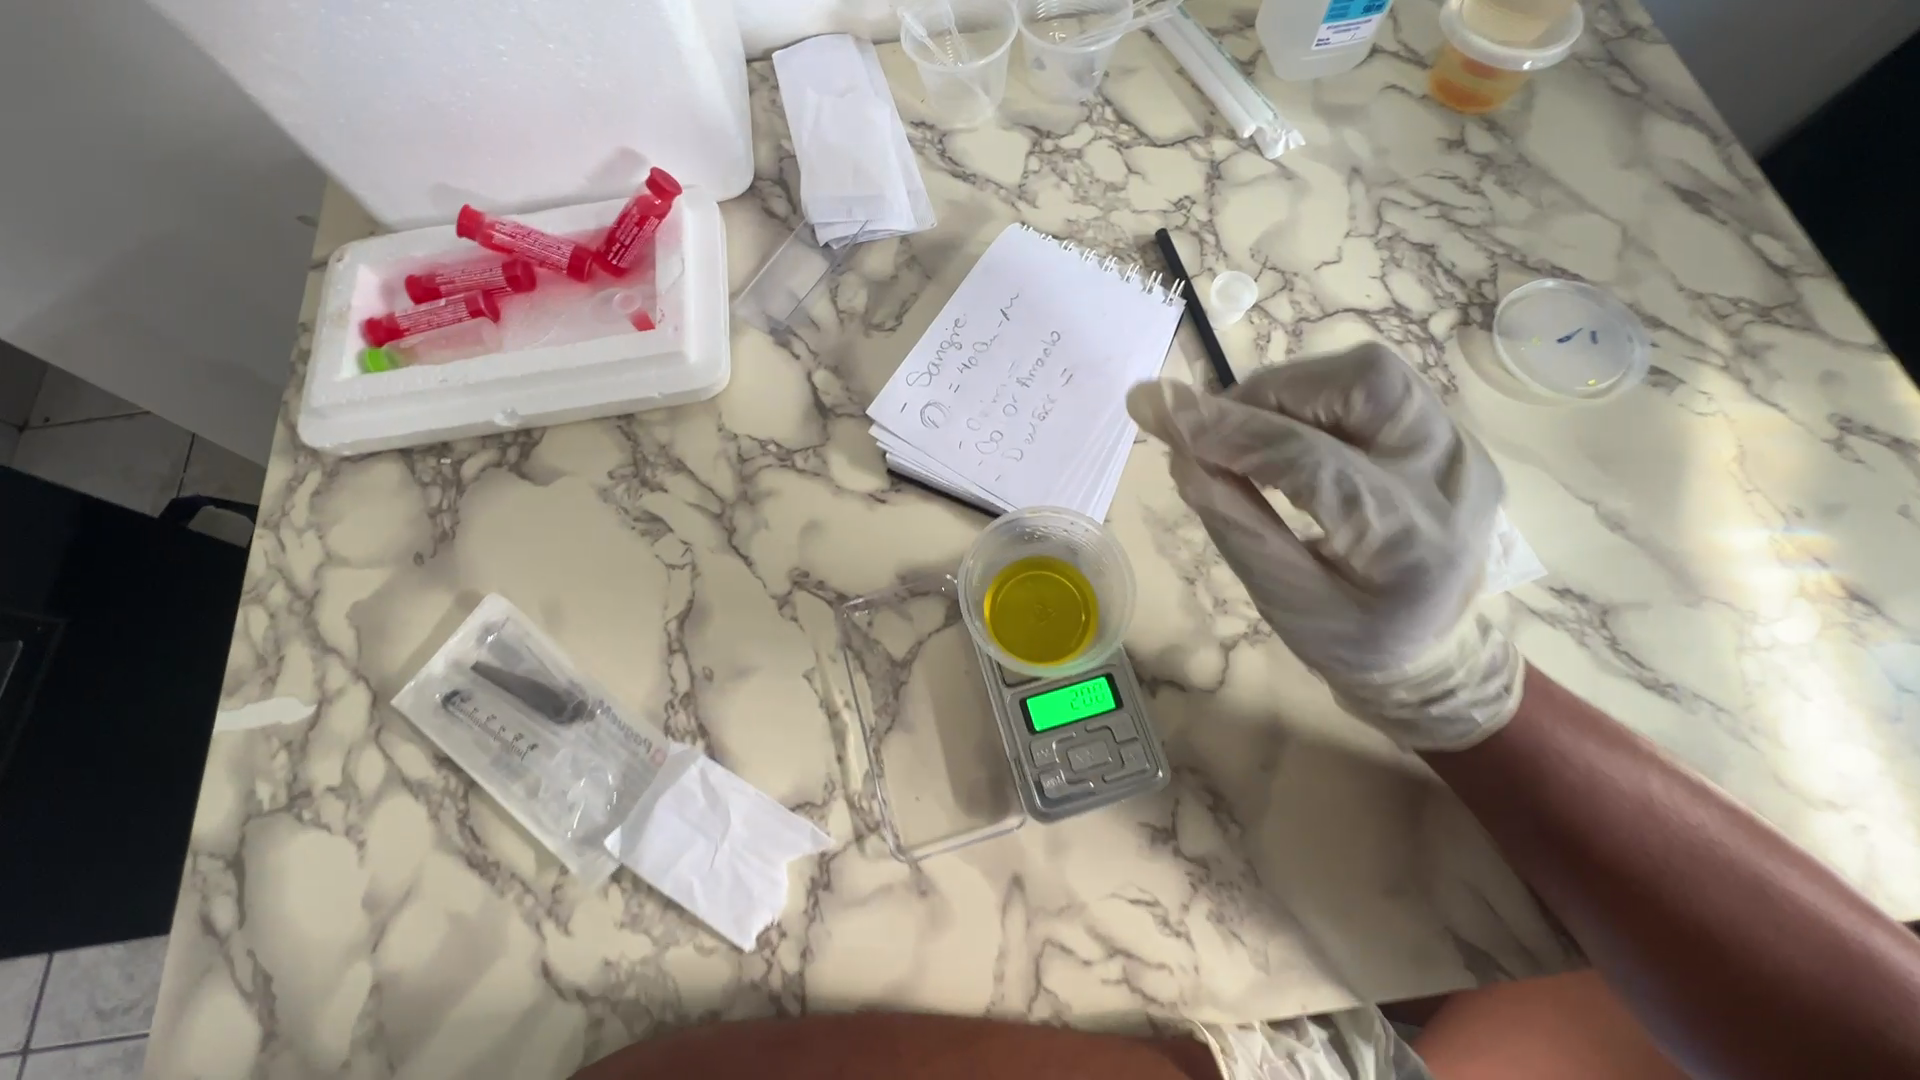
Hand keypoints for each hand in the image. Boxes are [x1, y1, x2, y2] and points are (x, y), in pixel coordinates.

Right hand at [1127, 342, 1521, 750]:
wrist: (1437, 656)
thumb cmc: (1351, 641)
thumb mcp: (1283, 601)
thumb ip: (1235, 525)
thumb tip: (1181, 456)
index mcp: (1403, 537)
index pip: (1303, 457)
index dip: (1223, 428)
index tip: (1151, 405)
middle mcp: (1448, 476)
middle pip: (1361, 384)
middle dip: (1269, 393)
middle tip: (1217, 428)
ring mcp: (1462, 449)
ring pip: (1374, 373)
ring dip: (1294, 389)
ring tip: (1249, 430)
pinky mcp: (1455, 437)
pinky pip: (1381, 390)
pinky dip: (1320, 397)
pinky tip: (1290, 432)